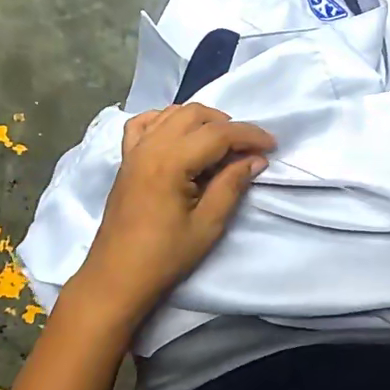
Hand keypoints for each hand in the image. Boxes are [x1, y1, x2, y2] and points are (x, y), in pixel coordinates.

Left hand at [72, 104, 274, 313]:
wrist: (117, 276)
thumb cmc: (164, 257)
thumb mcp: (207, 224)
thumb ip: (231, 185)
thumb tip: (254, 159)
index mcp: (170, 161)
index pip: (217, 133)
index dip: (249, 135)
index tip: (272, 146)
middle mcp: (149, 146)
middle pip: (195, 115)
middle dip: (227, 125)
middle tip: (248, 148)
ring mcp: (134, 150)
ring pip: (171, 113)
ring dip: (200, 121)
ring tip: (221, 145)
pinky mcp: (125, 159)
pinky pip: (145, 124)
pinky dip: (166, 121)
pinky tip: (180, 136)